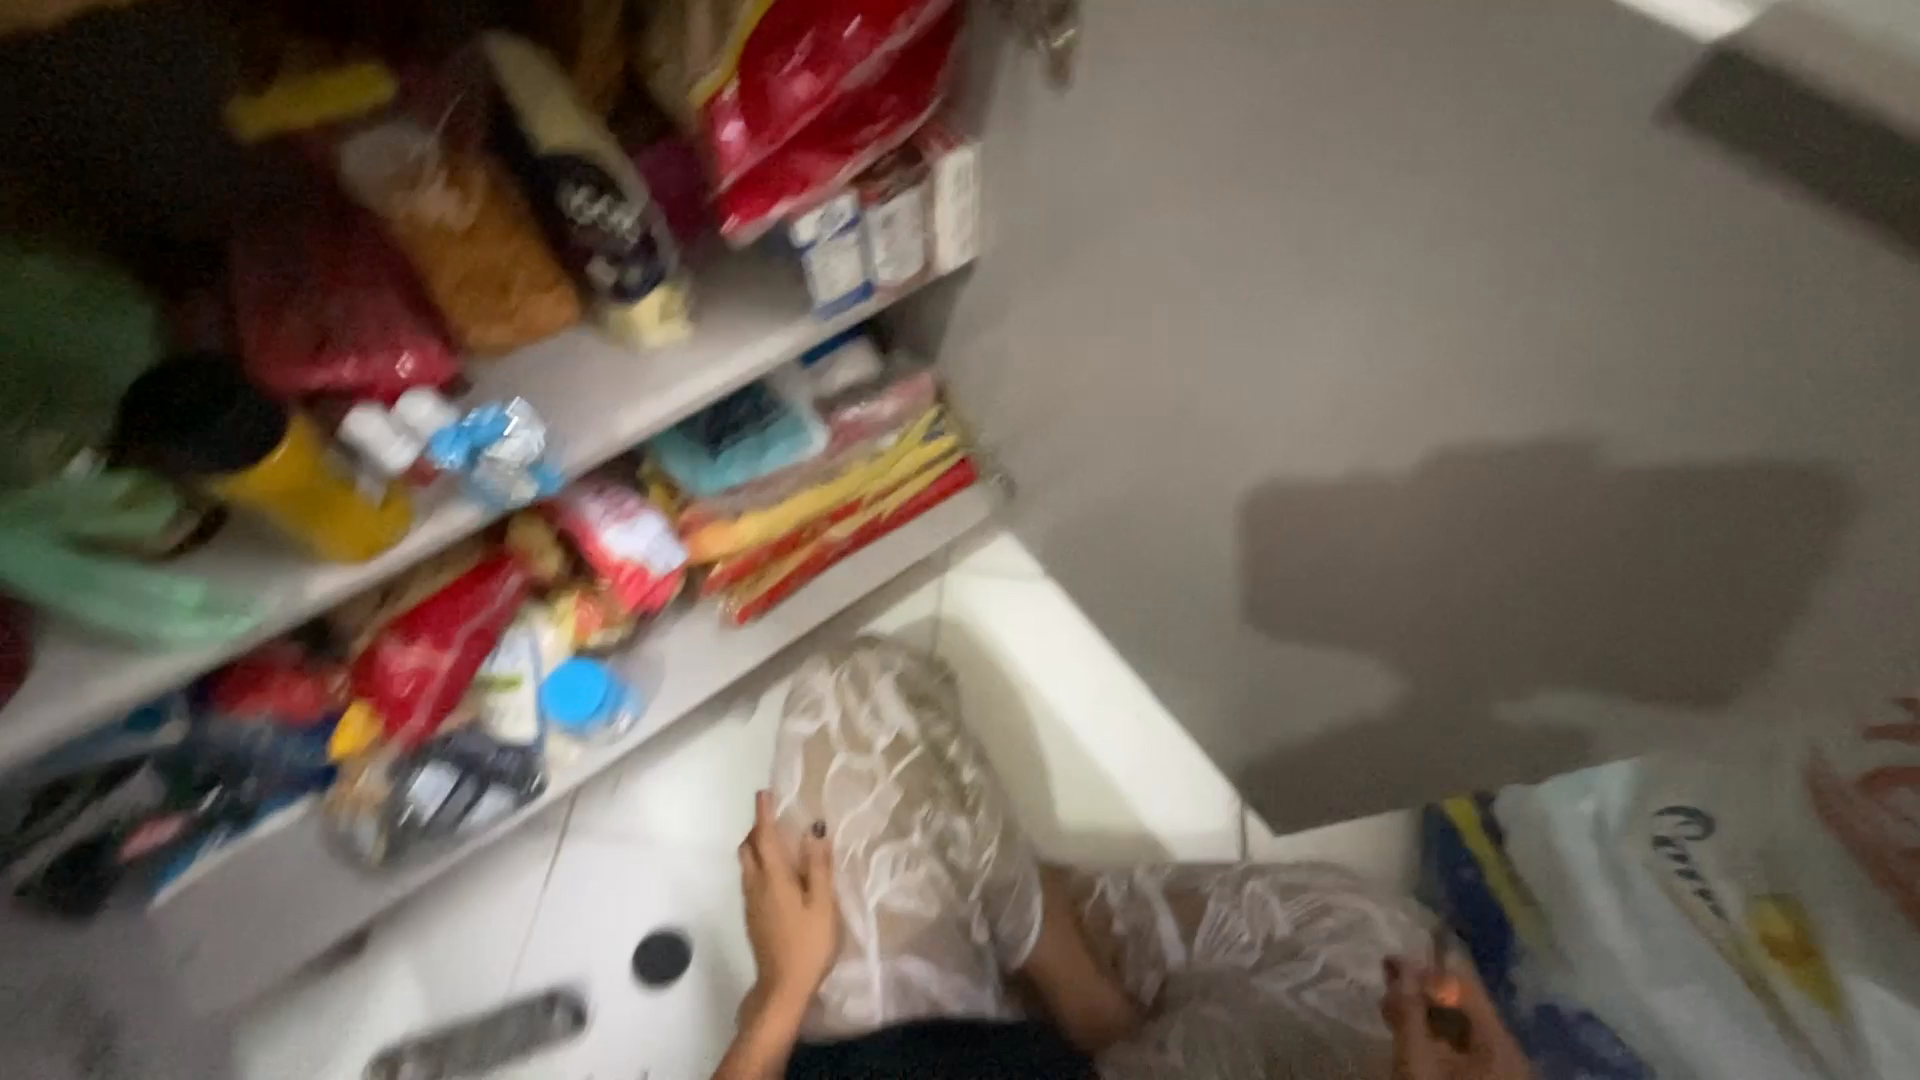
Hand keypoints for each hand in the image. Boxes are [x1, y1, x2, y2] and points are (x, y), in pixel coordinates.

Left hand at [739, 790, 838, 1009]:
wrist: (783, 989)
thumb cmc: (808, 944)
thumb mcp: (823, 903)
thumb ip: (819, 866)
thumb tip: (814, 831)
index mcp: (773, 877)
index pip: (764, 836)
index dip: (763, 813)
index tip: (764, 793)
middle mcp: (756, 885)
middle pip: (748, 848)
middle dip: (757, 828)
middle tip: (774, 816)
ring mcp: (752, 903)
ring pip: (747, 864)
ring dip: (757, 846)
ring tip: (778, 840)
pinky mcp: (753, 918)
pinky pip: (751, 879)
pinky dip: (760, 864)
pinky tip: (779, 874)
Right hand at [1382, 957, 1531, 1079]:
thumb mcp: (1416, 1063)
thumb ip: (1408, 1012)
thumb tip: (1400, 964)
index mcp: (1499, 1042)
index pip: (1465, 983)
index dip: (1425, 969)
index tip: (1388, 966)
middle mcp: (1510, 1052)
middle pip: (1464, 1005)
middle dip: (1422, 994)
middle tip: (1386, 996)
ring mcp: (1505, 1071)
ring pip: (1462, 1027)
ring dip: (1425, 1016)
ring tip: (1393, 1018)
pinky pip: (1466, 1049)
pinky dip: (1437, 1039)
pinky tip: (1414, 1042)